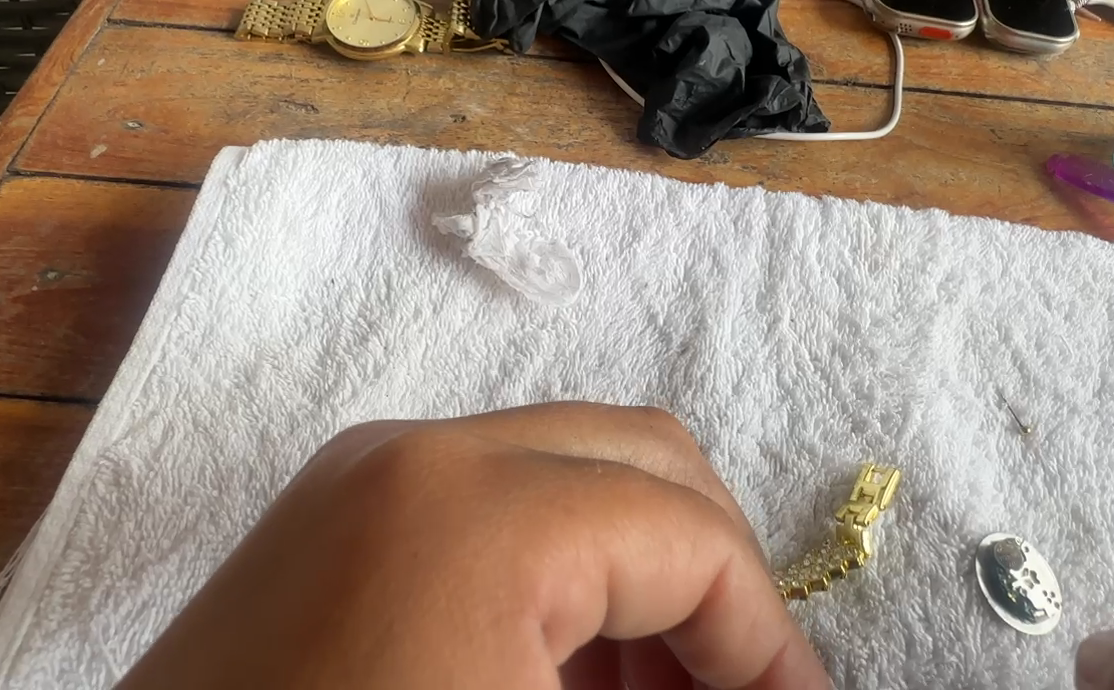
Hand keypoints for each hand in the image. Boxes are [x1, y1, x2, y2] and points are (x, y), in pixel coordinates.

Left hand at [115, 403, 829, 689]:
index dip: (769, 636)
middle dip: (714, 569)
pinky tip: (572, 671)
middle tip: (737, 688)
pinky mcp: (344, 504)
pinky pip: (502, 495)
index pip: (686, 527)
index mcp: (472, 509)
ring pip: (575, 462)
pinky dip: (565, 567)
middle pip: (640, 450)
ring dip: (641, 566)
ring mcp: (371, 466)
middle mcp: (420, 448)